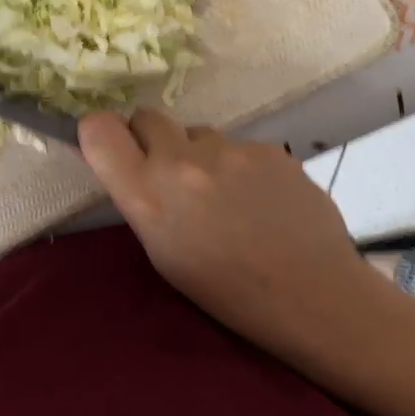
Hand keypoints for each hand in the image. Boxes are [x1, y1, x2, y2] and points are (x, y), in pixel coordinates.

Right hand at [78, 109, 383, 353]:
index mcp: (146, 193)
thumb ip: (140, 196)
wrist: (316, 298)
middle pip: (146, 117)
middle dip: (152, 139)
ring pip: (198, 134)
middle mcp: (181, 161)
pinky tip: (261, 201)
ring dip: (201, 155)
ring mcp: (229, 151)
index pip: (98, 128)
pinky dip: (241, 166)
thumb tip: (132, 161)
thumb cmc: (225, 289)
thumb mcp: (159, 250)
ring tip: (228, 197)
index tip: (116, 150)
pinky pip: (239, 146)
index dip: (101, 132)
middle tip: (172, 175)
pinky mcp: (269, 149)